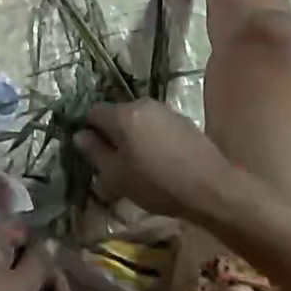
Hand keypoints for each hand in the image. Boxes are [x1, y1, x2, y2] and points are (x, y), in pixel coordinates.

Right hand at [73, 100, 235, 219]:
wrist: (210, 186)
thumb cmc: (157, 184)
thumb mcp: (117, 176)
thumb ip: (95, 152)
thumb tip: (79, 135)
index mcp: (122, 115)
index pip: (93, 112)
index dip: (89, 131)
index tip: (92, 153)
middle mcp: (142, 104)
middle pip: (116, 115)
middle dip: (112, 135)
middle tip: (115, 164)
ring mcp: (164, 109)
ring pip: (137, 120)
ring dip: (132, 137)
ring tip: (138, 166)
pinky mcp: (181, 119)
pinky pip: (155, 125)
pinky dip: (150, 138)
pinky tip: (158, 162)